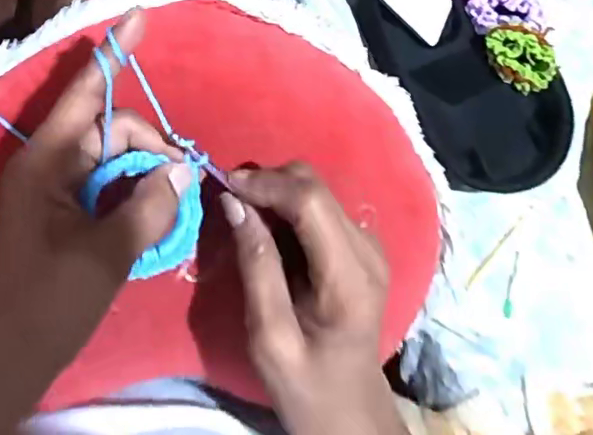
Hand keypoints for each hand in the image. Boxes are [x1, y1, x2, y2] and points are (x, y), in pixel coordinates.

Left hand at [0, 10, 193, 387]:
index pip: (85, 91)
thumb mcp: (105, 256)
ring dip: (142, 167)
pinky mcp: (59, 204)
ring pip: (109, 153)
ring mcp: (51, 182)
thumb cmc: (47, 304)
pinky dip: (130, 185)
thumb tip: (181, 173)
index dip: (114, 51)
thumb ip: (147, 207)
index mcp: (47, 159)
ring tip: (172, 197)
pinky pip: (102, 177)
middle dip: (148, 143)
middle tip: (183, 179)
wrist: (5, 359)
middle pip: (108, 127)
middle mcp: (47, 159)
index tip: (138, 14)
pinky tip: (154, 204)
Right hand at [223, 162, 403, 434]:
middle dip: (267, 181)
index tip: (225, 185)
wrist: (350, 412)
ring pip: (314, 187)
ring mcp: (367, 243)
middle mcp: (366, 249)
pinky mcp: (359, 243)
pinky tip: (266, 225)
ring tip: (244, 210)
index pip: (310, 201)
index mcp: (349, 277)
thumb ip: (255, 265)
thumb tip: (234, 202)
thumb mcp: (269, 337)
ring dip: (274, 189)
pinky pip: (317, 203)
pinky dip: (285, 201)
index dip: (266, 183)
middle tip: (230, 199)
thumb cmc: (306, 384)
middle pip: (313, 185)